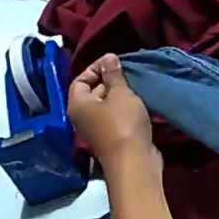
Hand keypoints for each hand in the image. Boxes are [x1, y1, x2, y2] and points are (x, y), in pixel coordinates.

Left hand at [68, 54, 159, 176]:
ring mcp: (97, 129)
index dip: (95, 68)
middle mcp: (83, 116)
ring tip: (137, 86)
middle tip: (129, 73)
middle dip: (110, 80)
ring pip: (107, 105)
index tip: (115, 62)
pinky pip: (116, 116)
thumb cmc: (123, 123)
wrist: (134, 161)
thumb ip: (113, 74)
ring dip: (121, 95)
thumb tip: (108, 57)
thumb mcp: (120, 93)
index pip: (80, 79)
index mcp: (78, 104)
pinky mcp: (112, 137)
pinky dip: (126, 108)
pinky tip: (141, 103)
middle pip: (93, 92)